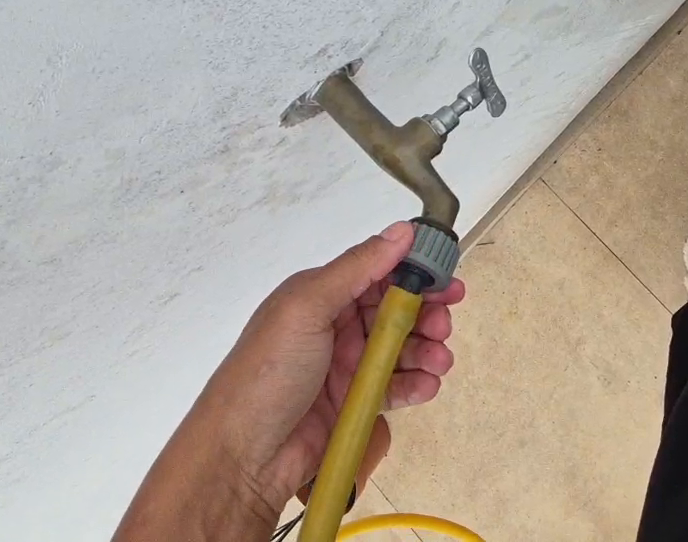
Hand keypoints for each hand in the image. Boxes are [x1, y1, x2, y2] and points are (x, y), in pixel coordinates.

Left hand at [115, 222, 464, 541]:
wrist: (241, 459)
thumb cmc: (269, 371)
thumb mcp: (308, 306)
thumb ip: (359, 267)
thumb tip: (402, 229)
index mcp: (323, 293)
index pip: (378, 270)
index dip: (414, 270)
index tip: (446, 274)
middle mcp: (337, 324)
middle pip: (396, 308)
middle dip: (427, 312)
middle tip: (445, 322)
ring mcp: (347, 365)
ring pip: (402, 347)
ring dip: (427, 348)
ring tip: (439, 359)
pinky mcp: (356, 403)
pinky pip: (396, 385)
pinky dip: (417, 382)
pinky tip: (427, 384)